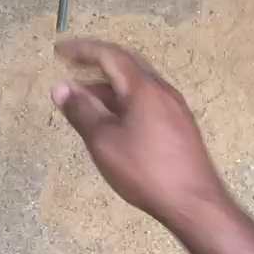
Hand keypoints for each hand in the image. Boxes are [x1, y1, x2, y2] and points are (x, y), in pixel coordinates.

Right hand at [50, 38, 238, 237]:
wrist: (195, 203)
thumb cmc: (144, 170)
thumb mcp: (103, 141)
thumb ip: (81, 111)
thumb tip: (60, 87)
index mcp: (143, 88)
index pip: (109, 56)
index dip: (81, 50)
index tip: (58, 51)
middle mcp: (162, 91)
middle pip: (126, 64)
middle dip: (96, 62)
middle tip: (71, 65)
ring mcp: (174, 108)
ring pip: (136, 84)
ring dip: (108, 84)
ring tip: (83, 97)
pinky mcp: (178, 126)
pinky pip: (145, 100)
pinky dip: (122, 99)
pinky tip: (111, 119)